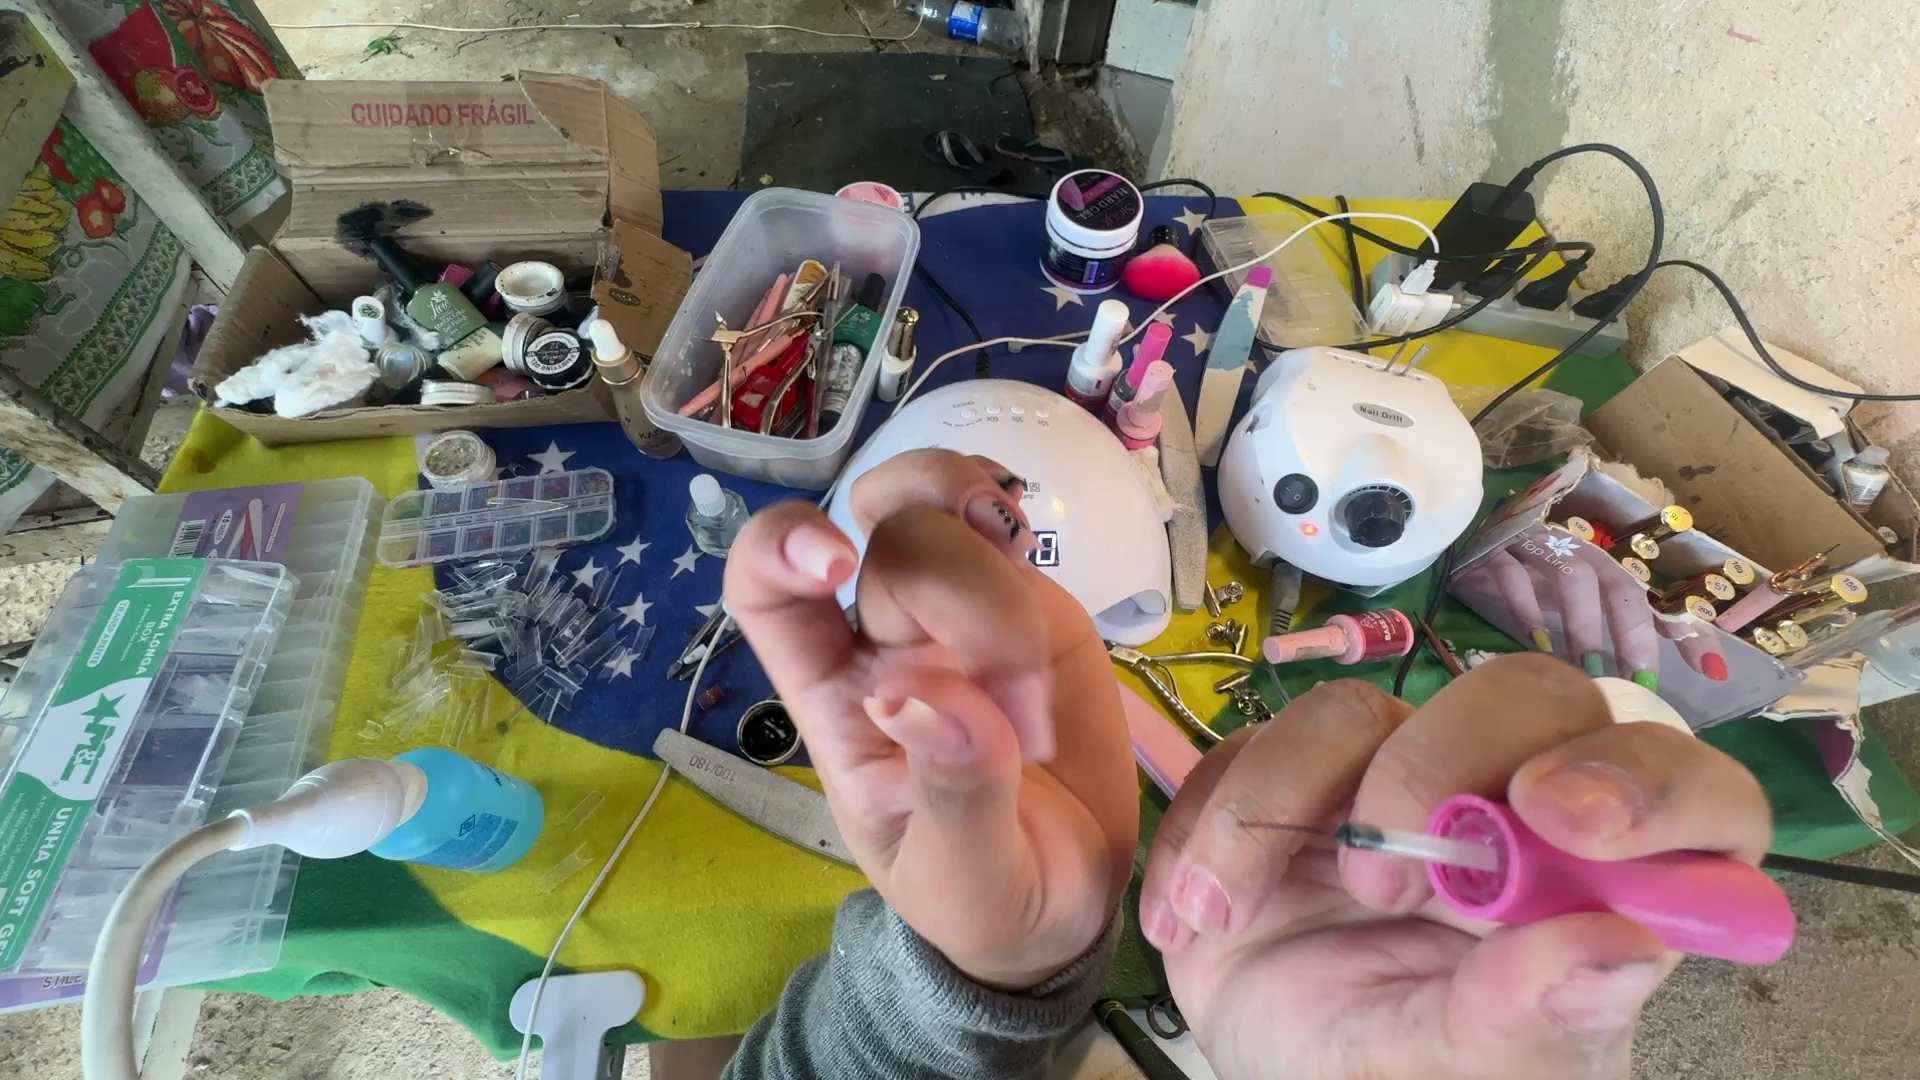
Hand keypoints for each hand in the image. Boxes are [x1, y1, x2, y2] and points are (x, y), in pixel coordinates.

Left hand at [724, 449, 1138, 989]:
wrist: (1071, 892)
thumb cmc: (993, 897)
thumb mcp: (969, 881)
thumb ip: (953, 796)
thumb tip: (923, 696)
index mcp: (839, 702)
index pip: (765, 592)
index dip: (779, 548)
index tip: (840, 564)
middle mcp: (883, 638)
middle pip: (890, 542)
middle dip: (967, 602)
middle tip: (1025, 717)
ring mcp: (955, 606)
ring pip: (932, 504)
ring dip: (986, 541)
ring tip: (1034, 630)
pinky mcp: (1022, 593)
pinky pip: (991, 513)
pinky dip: (1002, 504)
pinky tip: (1025, 540)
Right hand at [1141, 653, 1770, 1077]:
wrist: (1260, 1062)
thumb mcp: (1457, 1079)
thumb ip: (1527, 1026)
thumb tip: (1615, 946)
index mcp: (1578, 877)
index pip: (1667, 775)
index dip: (1636, 775)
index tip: (1560, 820)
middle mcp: (1484, 799)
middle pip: (1503, 697)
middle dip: (1429, 767)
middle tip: (1374, 882)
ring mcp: (1371, 772)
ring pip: (1338, 714)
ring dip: (1266, 811)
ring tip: (1222, 917)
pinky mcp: (1275, 769)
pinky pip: (1234, 752)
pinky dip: (1197, 830)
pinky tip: (1183, 916)